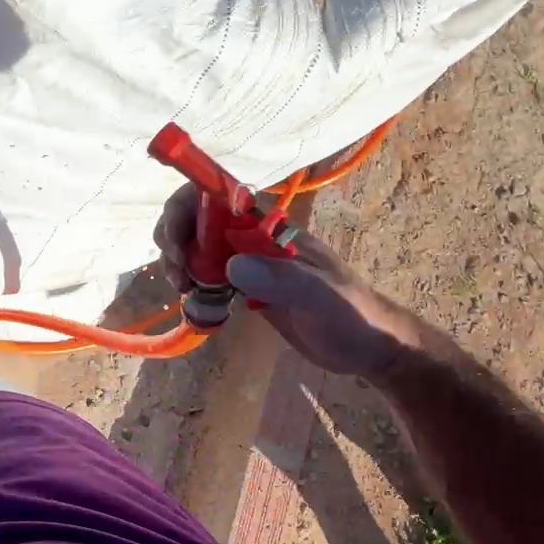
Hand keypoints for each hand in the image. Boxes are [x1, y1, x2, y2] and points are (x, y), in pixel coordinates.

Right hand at [154, 184, 421, 377]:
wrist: (368, 348)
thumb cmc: (351, 314)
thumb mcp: (320, 294)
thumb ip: (282, 277)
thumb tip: (232, 265)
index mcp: (269, 225)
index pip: (217, 196)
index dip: (187, 207)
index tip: (178, 241)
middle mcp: (251, 236)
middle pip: (196, 217)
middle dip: (175, 238)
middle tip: (179, 274)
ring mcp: (246, 260)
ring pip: (195, 245)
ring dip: (178, 261)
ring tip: (183, 288)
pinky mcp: (244, 286)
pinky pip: (205, 273)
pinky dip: (191, 282)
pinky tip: (194, 301)